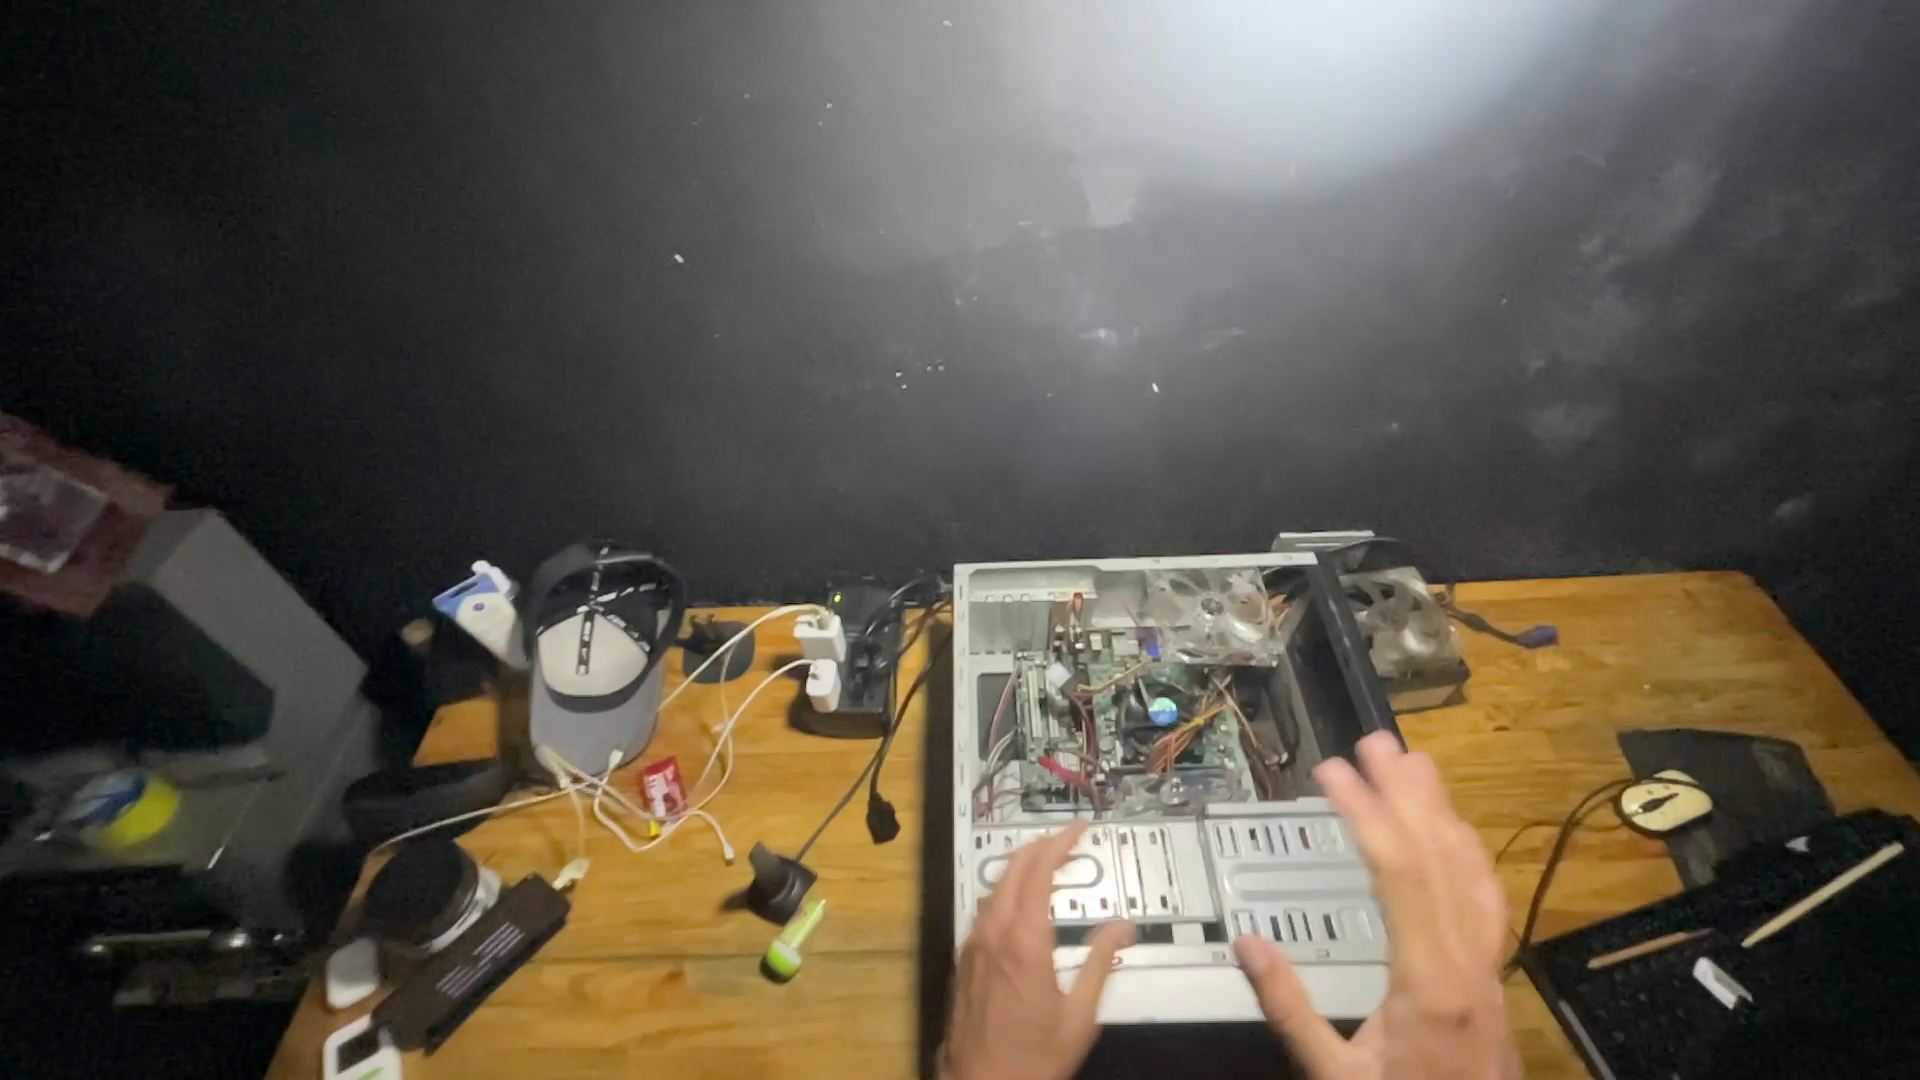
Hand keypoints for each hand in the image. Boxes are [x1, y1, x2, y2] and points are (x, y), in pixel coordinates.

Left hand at [942, 819, 1135, 1079]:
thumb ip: (1101, 963)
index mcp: (1025, 939)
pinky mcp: (965, 954)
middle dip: (1041, 845)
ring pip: (997, 883)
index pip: (1040, 870)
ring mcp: (975, 940)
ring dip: (1022, 864)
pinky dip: (1007, 888)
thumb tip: (1125, 926)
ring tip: (1049, 861)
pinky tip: (1022, 897)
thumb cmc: (1035, 1056)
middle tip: (1068, 838)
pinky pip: (986, 905)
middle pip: (1014, 867)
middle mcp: (994, 929)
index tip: (1080, 827)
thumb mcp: (1080, 1015)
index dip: (1060, 842)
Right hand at [1234, 731, 1518, 1078]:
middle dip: (1407, 792)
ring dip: (1440, 810)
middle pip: (1441, 857)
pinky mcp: (1491, 975)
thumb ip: (1291, 1010)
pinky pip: (1485, 897)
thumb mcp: (1336, 1079)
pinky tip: (1451, 830)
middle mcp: (1468, 965)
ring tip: (1415, 764)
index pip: (1400, 873)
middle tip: (1376, 742)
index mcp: (1429, 983)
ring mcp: (1488, 968)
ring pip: (1470, 872)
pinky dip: (1464, 849)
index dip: (1367, 812)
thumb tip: (1246, 943)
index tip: (1334, 771)